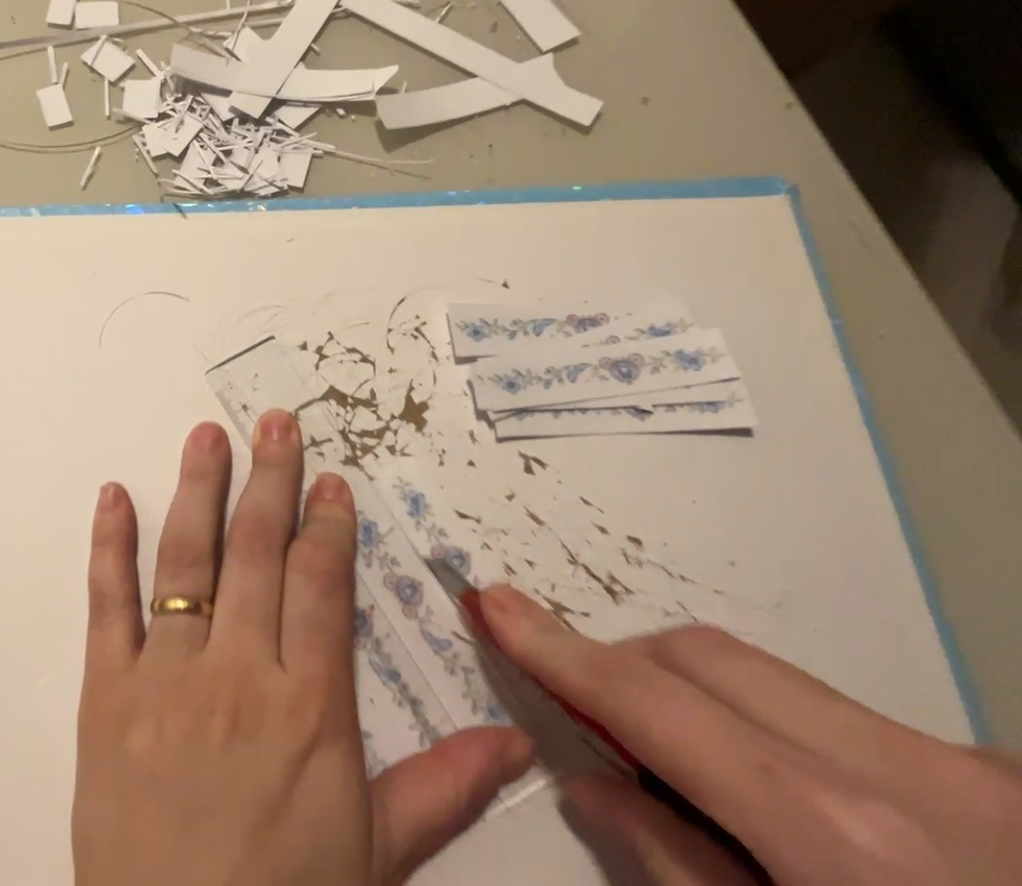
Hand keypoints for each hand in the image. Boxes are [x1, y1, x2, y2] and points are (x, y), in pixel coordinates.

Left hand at [73, 412, 533, 885]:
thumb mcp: (376, 853)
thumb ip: (443, 787)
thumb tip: (519, 741)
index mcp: (309, 705)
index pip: (322, 587)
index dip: (327, 526)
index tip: (329, 480)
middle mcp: (237, 671)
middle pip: (259, 553)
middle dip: (270, 480)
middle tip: (276, 422)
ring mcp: (165, 674)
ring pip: (186, 560)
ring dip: (197, 490)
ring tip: (207, 436)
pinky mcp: (105, 690)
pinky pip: (106, 602)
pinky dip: (109, 544)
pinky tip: (113, 495)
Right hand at [478, 584, 1021, 884]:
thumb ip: (676, 867)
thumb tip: (591, 786)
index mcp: (841, 835)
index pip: (650, 700)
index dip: (558, 649)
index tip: (494, 604)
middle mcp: (910, 772)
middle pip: (706, 655)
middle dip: (626, 665)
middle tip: (593, 715)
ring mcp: (976, 765)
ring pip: (779, 679)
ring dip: (709, 702)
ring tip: (712, 780)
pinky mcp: (1011, 772)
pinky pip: (856, 719)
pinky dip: (795, 738)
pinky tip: (833, 817)